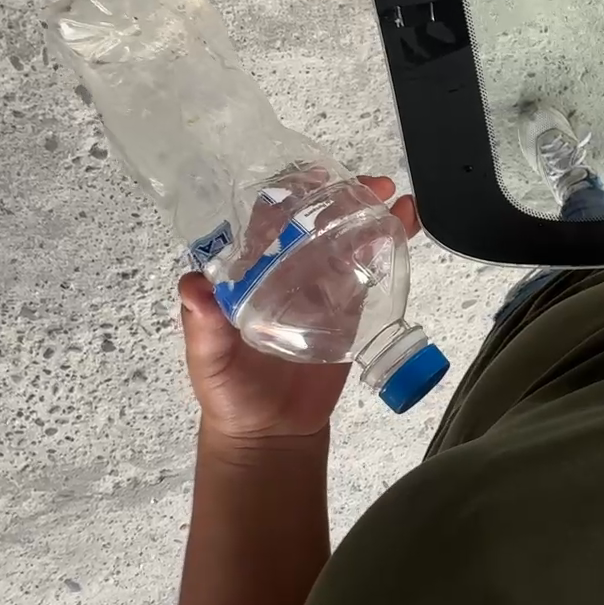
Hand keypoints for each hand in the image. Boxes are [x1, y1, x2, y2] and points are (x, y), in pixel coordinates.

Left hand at [176, 176, 420, 443]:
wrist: (275, 430)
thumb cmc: (232, 392)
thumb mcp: (209, 360)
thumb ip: (204, 327)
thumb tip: (192, 287)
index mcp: (252, 270)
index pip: (269, 216)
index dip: (291, 189)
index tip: (316, 174)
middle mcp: (290, 266)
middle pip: (318, 217)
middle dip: (347, 194)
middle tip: (374, 187)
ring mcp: (325, 281)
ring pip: (351, 234)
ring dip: (376, 212)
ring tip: (400, 202)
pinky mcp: (353, 300)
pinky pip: (374, 264)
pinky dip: (394, 240)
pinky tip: (410, 224)